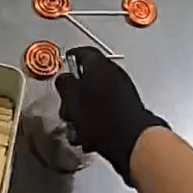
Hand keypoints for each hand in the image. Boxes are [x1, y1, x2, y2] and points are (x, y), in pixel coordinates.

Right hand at [55, 48, 167, 184]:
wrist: (130, 139)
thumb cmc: (99, 116)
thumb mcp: (72, 98)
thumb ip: (64, 84)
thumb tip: (63, 77)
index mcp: (100, 65)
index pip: (82, 53)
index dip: (70, 58)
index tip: (63, 64)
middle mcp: (113, 74)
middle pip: (86, 79)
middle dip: (73, 98)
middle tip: (67, 111)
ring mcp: (121, 91)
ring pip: (93, 99)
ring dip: (82, 115)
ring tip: (77, 130)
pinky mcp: (126, 108)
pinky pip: (104, 111)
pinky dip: (94, 123)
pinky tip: (90, 138)